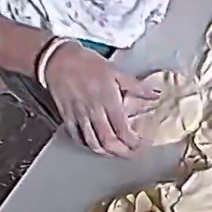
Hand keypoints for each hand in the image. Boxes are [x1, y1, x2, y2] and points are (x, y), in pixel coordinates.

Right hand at [43, 43, 160, 156]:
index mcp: (108, 101)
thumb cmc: (87, 64)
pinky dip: (87, 145)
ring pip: (93, 143)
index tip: (143, 144)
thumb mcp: (115, 72)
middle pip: (109, 142)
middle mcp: (93, 111)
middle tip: (133, 154)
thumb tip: (156, 94)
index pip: (123, 131)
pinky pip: (77, 137)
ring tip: (117, 153)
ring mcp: (79, 115)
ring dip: (107, 153)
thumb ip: (137, 87)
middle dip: (123, 153)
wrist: (55, 57)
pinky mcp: (67, 116)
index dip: (135, 143)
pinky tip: (96, 145)